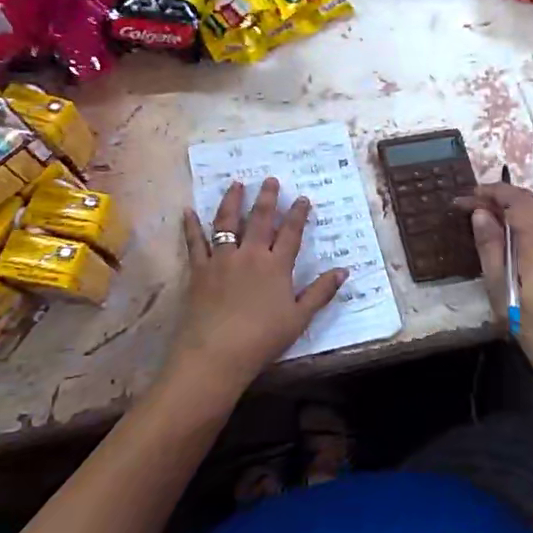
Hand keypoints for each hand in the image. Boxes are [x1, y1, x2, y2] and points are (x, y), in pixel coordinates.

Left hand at [168, 178, 347, 393]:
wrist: (217, 352)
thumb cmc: (262, 338)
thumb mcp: (299, 318)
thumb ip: (320, 292)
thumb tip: (343, 271)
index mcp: (276, 266)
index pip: (290, 233)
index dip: (297, 214)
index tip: (302, 198)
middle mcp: (250, 255)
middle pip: (260, 219)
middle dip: (267, 198)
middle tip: (270, 180)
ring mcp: (222, 260)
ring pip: (226, 223)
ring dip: (232, 202)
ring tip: (236, 184)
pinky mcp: (199, 270)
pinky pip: (195, 243)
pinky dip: (191, 226)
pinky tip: (188, 211)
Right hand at [457, 182, 532, 373]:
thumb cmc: (523, 314)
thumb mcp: (498, 282)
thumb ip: (489, 245)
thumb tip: (480, 213)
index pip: (516, 200)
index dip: (492, 192)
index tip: (468, 196)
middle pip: (529, 199)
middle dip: (501, 194)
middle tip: (473, 201)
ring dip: (512, 202)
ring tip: (487, 210)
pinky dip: (522, 213)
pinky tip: (506, 227)